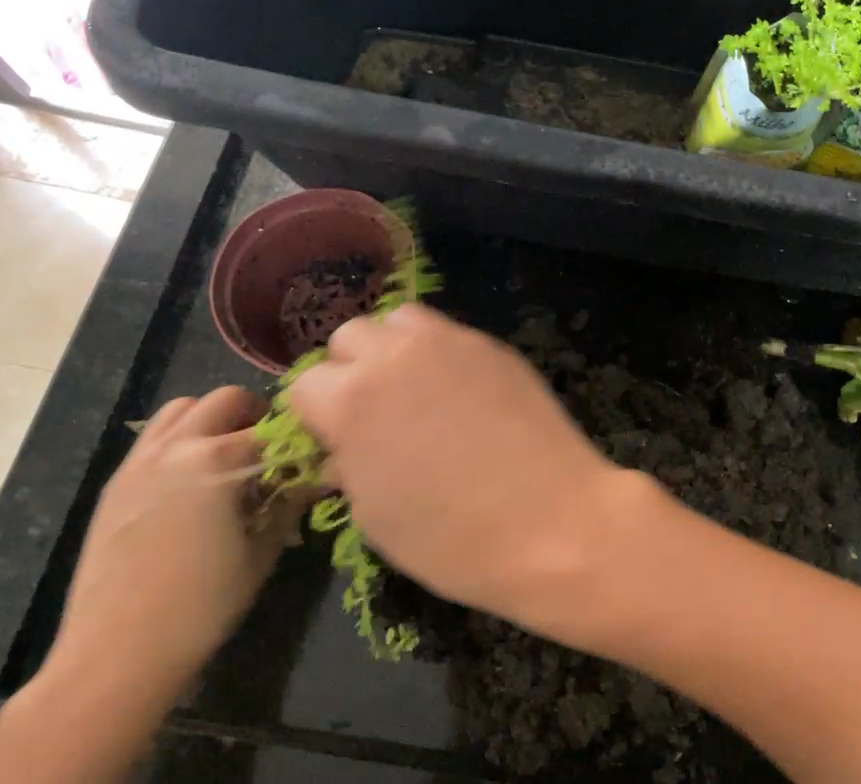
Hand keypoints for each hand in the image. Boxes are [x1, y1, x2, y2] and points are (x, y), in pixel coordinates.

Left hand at [48, 387, 295, 698]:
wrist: (115, 654)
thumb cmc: (200, 607)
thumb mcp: (260, 554)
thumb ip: (289, 505)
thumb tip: (318, 477)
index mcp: (215, 460)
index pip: (272, 430)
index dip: (298, 441)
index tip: (311, 457)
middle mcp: (176, 447)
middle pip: (226, 400)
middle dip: (256, 415)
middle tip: (271, 451)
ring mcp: (139, 462)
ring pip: (182, 409)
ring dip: (212, 419)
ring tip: (229, 457)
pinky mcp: (116, 484)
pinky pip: (154, 439)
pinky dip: (181, 440)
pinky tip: (193, 482)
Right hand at [290, 304, 644, 628]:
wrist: (554, 523)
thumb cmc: (452, 540)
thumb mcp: (376, 518)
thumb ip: (349, 467)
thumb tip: (343, 448)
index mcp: (351, 401)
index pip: (306, 384)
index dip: (316, 413)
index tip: (334, 438)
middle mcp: (395, 356)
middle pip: (350, 337)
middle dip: (350, 369)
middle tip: (374, 410)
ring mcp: (451, 343)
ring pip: (401, 321)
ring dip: (395, 348)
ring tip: (415, 390)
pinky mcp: (494, 347)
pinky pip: (450, 334)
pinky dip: (441, 355)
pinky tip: (462, 395)